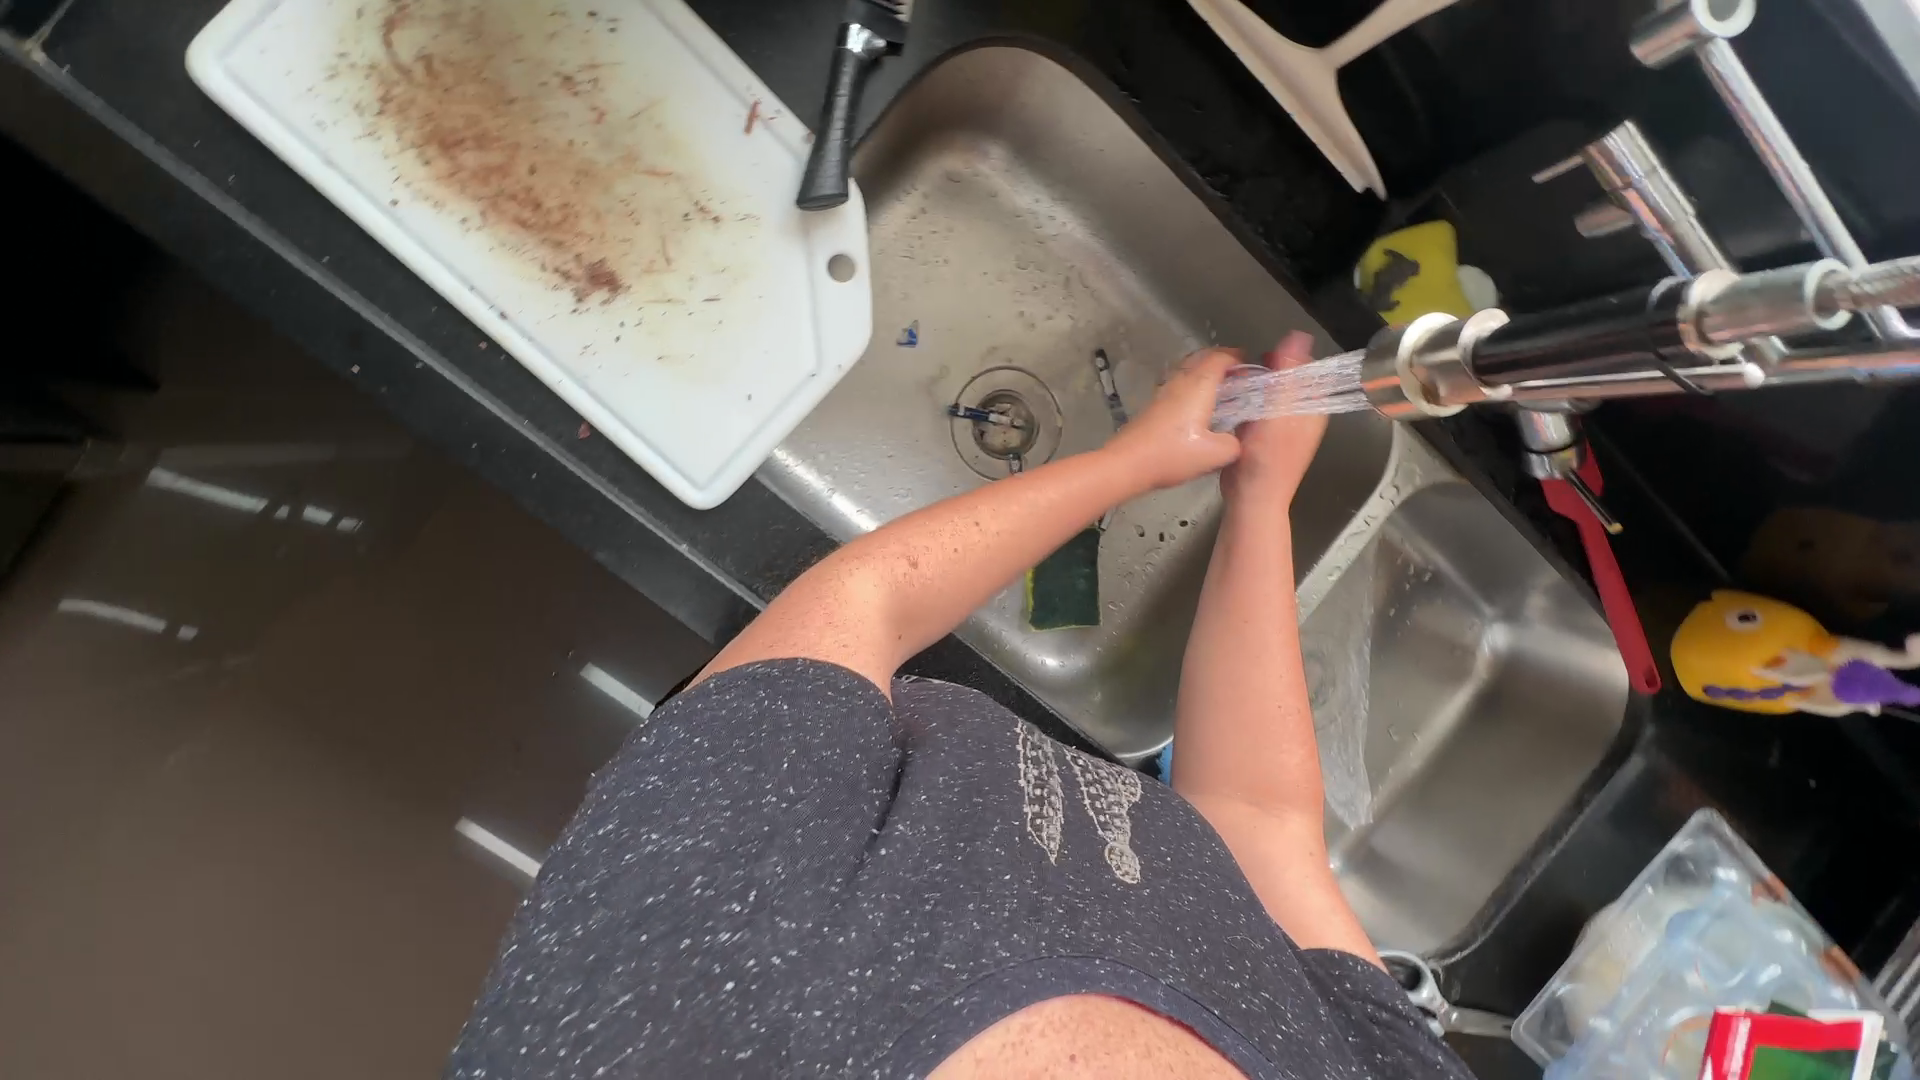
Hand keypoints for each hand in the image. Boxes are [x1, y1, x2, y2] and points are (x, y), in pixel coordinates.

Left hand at [1104, 348, 1242, 490]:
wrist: (1126, 464)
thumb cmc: (1172, 455)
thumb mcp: (1217, 454)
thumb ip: (1236, 443)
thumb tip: (1236, 439)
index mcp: (1198, 385)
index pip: (1221, 357)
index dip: (1238, 358)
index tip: (1252, 368)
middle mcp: (1180, 381)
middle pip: (1202, 358)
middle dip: (1222, 362)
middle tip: (1239, 378)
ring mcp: (1163, 392)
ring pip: (1188, 372)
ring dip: (1205, 375)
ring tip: (1221, 393)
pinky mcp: (1153, 406)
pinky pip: (1178, 387)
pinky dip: (1192, 388)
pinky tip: (1198, 409)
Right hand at [1222, 331, 1326, 504]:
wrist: (1251, 500)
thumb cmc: (1267, 461)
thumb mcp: (1277, 414)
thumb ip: (1287, 376)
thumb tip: (1298, 335)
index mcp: (1312, 409)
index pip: (1307, 370)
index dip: (1286, 359)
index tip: (1262, 358)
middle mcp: (1300, 416)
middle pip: (1286, 381)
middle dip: (1265, 373)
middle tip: (1239, 372)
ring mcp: (1281, 429)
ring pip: (1268, 396)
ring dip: (1252, 388)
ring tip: (1231, 385)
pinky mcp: (1262, 438)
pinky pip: (1255, 411)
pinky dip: (1243, 404)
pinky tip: (1229, 405)